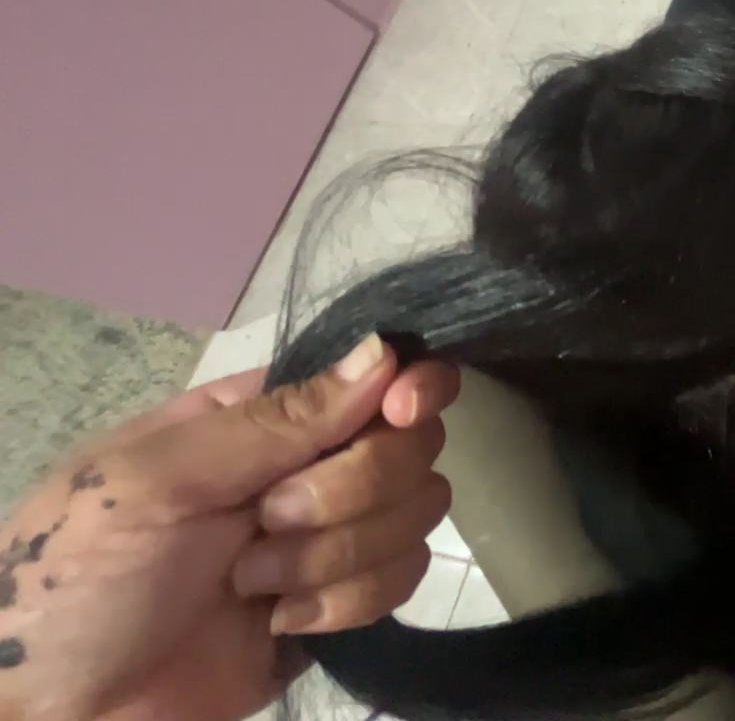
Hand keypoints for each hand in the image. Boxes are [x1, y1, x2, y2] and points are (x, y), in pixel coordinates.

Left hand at [0, 337, 457, 720]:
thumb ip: (276, 419)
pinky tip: (279, 621)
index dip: (417, 385)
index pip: (389, 372)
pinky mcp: (354, 590)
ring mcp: (344, 527)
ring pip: (421, 509)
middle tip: (267, 522)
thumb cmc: (74, 583)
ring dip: (335, 556)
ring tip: (248, 585)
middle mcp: (324, 461)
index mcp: (278, 417)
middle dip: (349, 493)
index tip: (402, 411)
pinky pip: (406, 573)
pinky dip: (343, 602)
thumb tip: (388, 352)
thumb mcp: (152, 484)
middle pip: (416, 445)